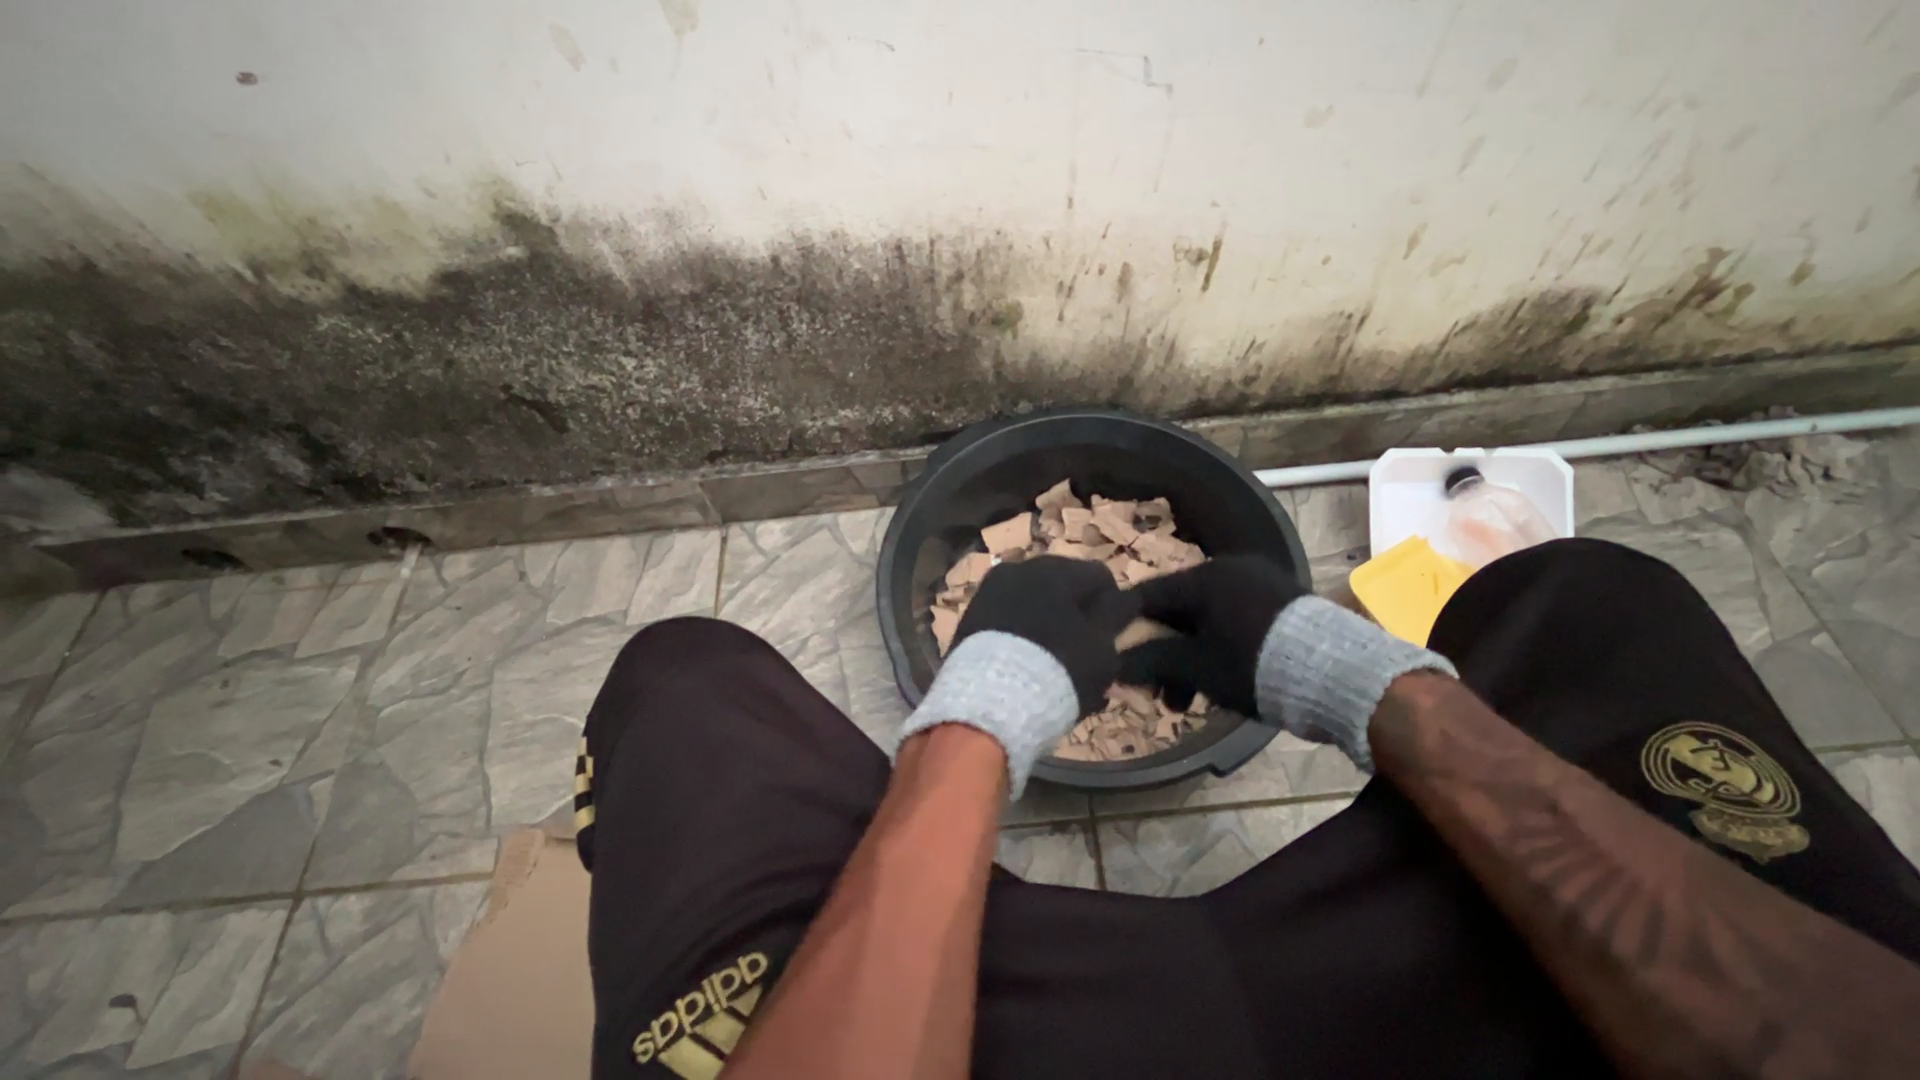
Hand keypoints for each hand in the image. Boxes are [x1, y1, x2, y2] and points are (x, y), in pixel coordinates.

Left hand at [900, 556, 1139, 797]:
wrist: (989, 702)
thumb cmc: (1057, 669)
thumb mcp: (1102, 647)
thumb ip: (1117, 616)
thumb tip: (1127, 597)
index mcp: (1055, 568)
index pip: (1099, 577)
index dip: (1113, 607)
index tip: (1113, 638)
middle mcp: (1018, 569)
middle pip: (1062, 589)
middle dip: (1076, 617)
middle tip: (1085, 655)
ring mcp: (989, 593)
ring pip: (1033, 607)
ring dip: (1048, 628)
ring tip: (1056, 668)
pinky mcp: (969, 620)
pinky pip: (1007, 623)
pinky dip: (1021, 639)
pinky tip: (1027, 670)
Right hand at [1115, 556, 1308, 716]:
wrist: (1336, 674)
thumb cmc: (1253, 665)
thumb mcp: (1194, 667)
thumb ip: (1150, 661)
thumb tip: (1114, 664)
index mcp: (1203, 577)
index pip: (1147, 595)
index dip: (1125, 626)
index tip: (1115, 654)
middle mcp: (1230, 569)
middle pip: (1179, 610)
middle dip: (1164, 654)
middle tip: (1161, 694)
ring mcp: (1261, 583)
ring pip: (1208, 620)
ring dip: (1192, 657)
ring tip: (1190, 701)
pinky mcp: (1286, 601)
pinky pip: (1236, 621)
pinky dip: (1220, 647)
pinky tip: (1222, 681)